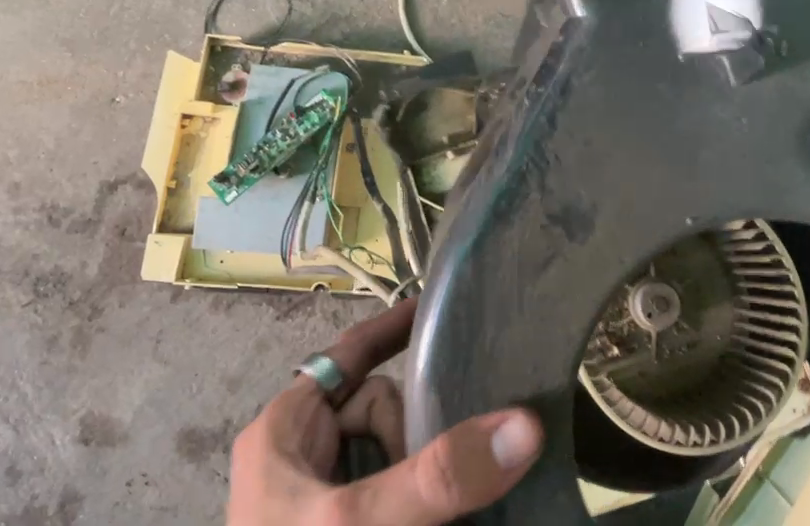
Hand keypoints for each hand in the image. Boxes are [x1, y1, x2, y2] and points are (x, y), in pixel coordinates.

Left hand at [228, 299, 543, 525]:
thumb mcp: (360, 523)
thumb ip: (438, 477)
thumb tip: (525, 425)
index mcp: (284, 430)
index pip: (348, 354)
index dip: (392, 327)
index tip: (439, 306)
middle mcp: (302, 453)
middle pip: (381, 408)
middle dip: (410, 440)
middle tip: (412, 495)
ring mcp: (324, 496)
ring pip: (396, 454)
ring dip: (419, 480)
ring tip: (426, 515)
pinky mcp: (346, 522)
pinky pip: (397, 491)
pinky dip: (420, 499)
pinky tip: (439, 516)